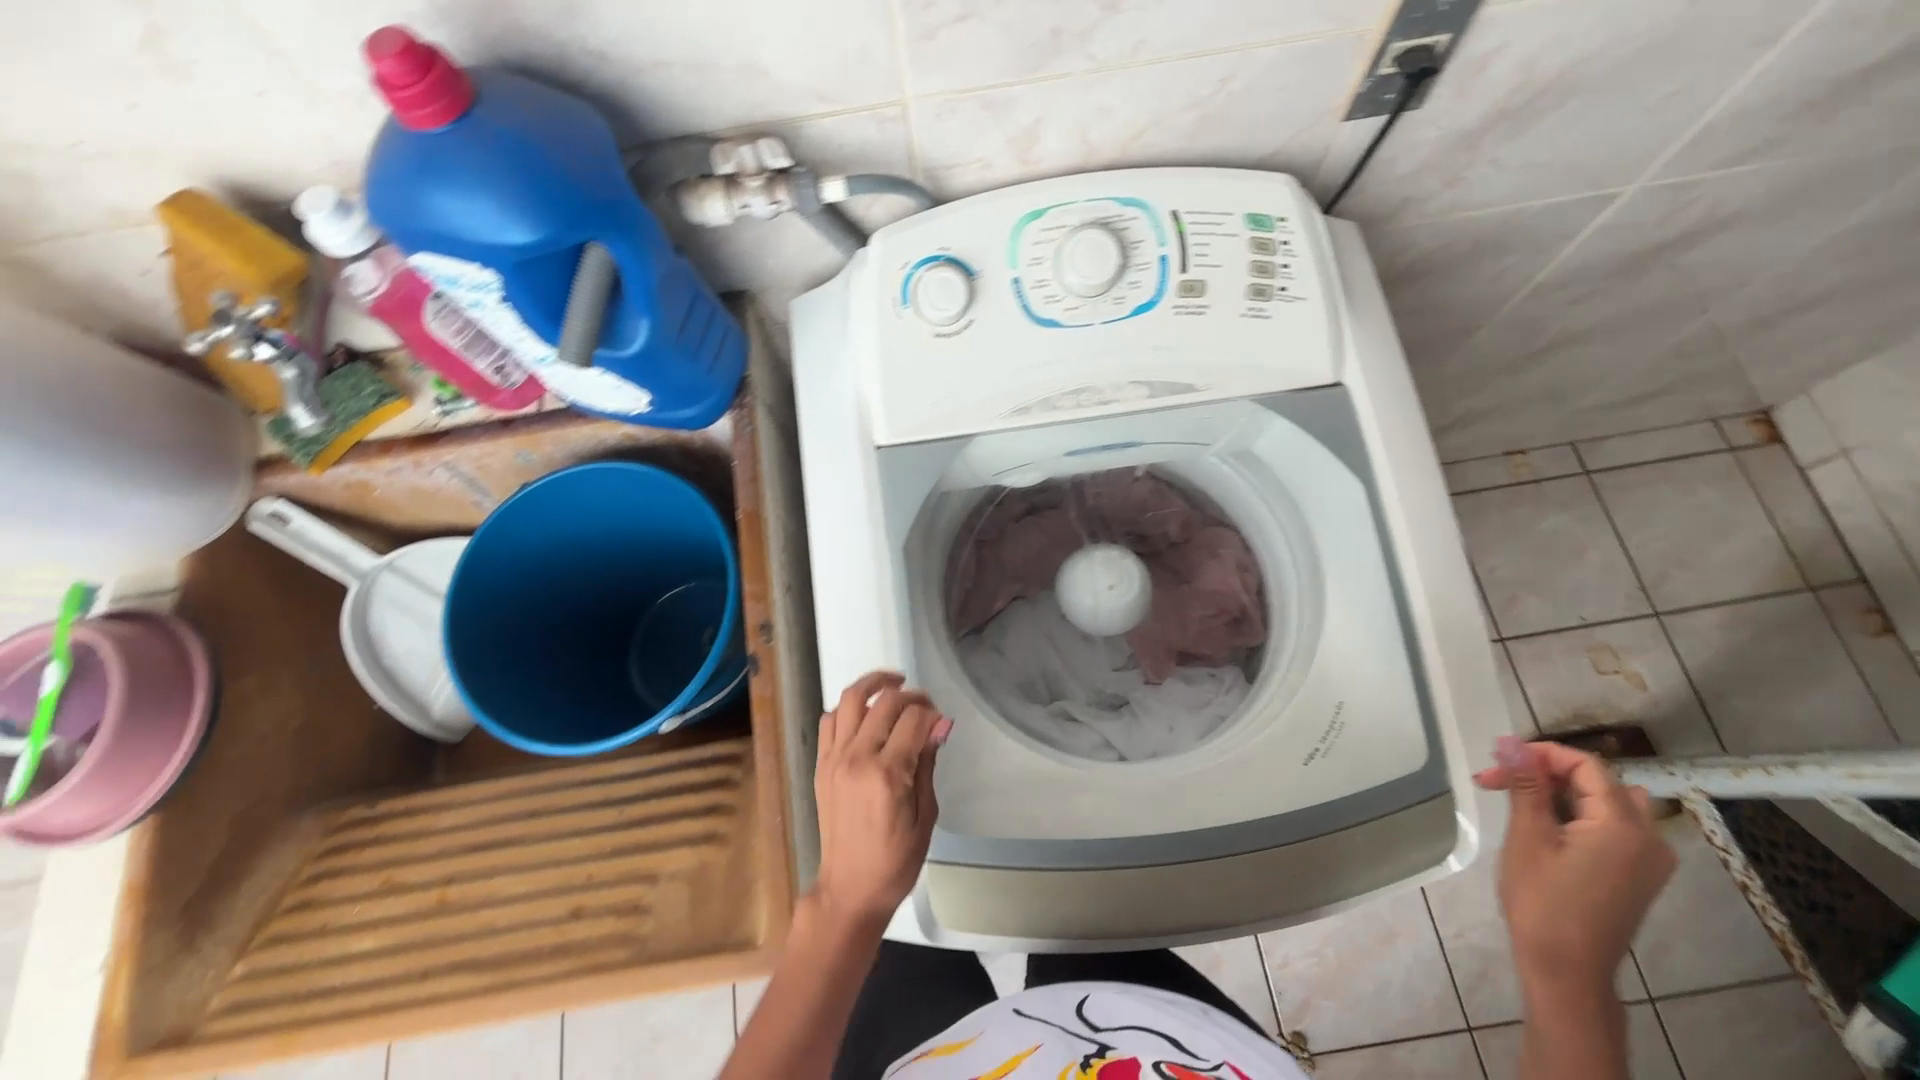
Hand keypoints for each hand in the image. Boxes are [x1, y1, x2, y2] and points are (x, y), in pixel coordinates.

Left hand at [811, 671, 952, 929]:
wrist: (850, 888)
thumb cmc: (896, 861)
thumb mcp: (925, 816)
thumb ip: (928, 765)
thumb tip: (939, 726)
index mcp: (888, 774)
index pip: (913, 720)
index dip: (932, 714)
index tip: (942, 722)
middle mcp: (857, 758)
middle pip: (885, 703)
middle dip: (911, 696)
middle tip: (926, 705)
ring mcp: (834, 759)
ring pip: (851, 700)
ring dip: (875, 685)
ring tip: (895, 684)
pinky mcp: (821, 765)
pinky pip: (830, 720)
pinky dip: (848, 707)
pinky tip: (865, 712)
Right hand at [1475, 736, 1674, 1006]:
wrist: (1567, 970)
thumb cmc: (1542, 903)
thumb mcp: (1528, 838)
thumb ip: (1527, 785)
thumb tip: (1512, 742)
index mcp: (1623, 824)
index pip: (1585, 765)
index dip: (1541, 754)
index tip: (1498, 761)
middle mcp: (1649, 836)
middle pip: (1598, 782)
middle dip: (1546, 774)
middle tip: (1497, 782)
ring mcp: (1650, 858)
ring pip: (1607, 803)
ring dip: (1562, 793)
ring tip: (1520, 802)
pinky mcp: (1641, 875)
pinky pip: (1615, 827)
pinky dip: (1580, 816)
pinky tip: (1546, 829)